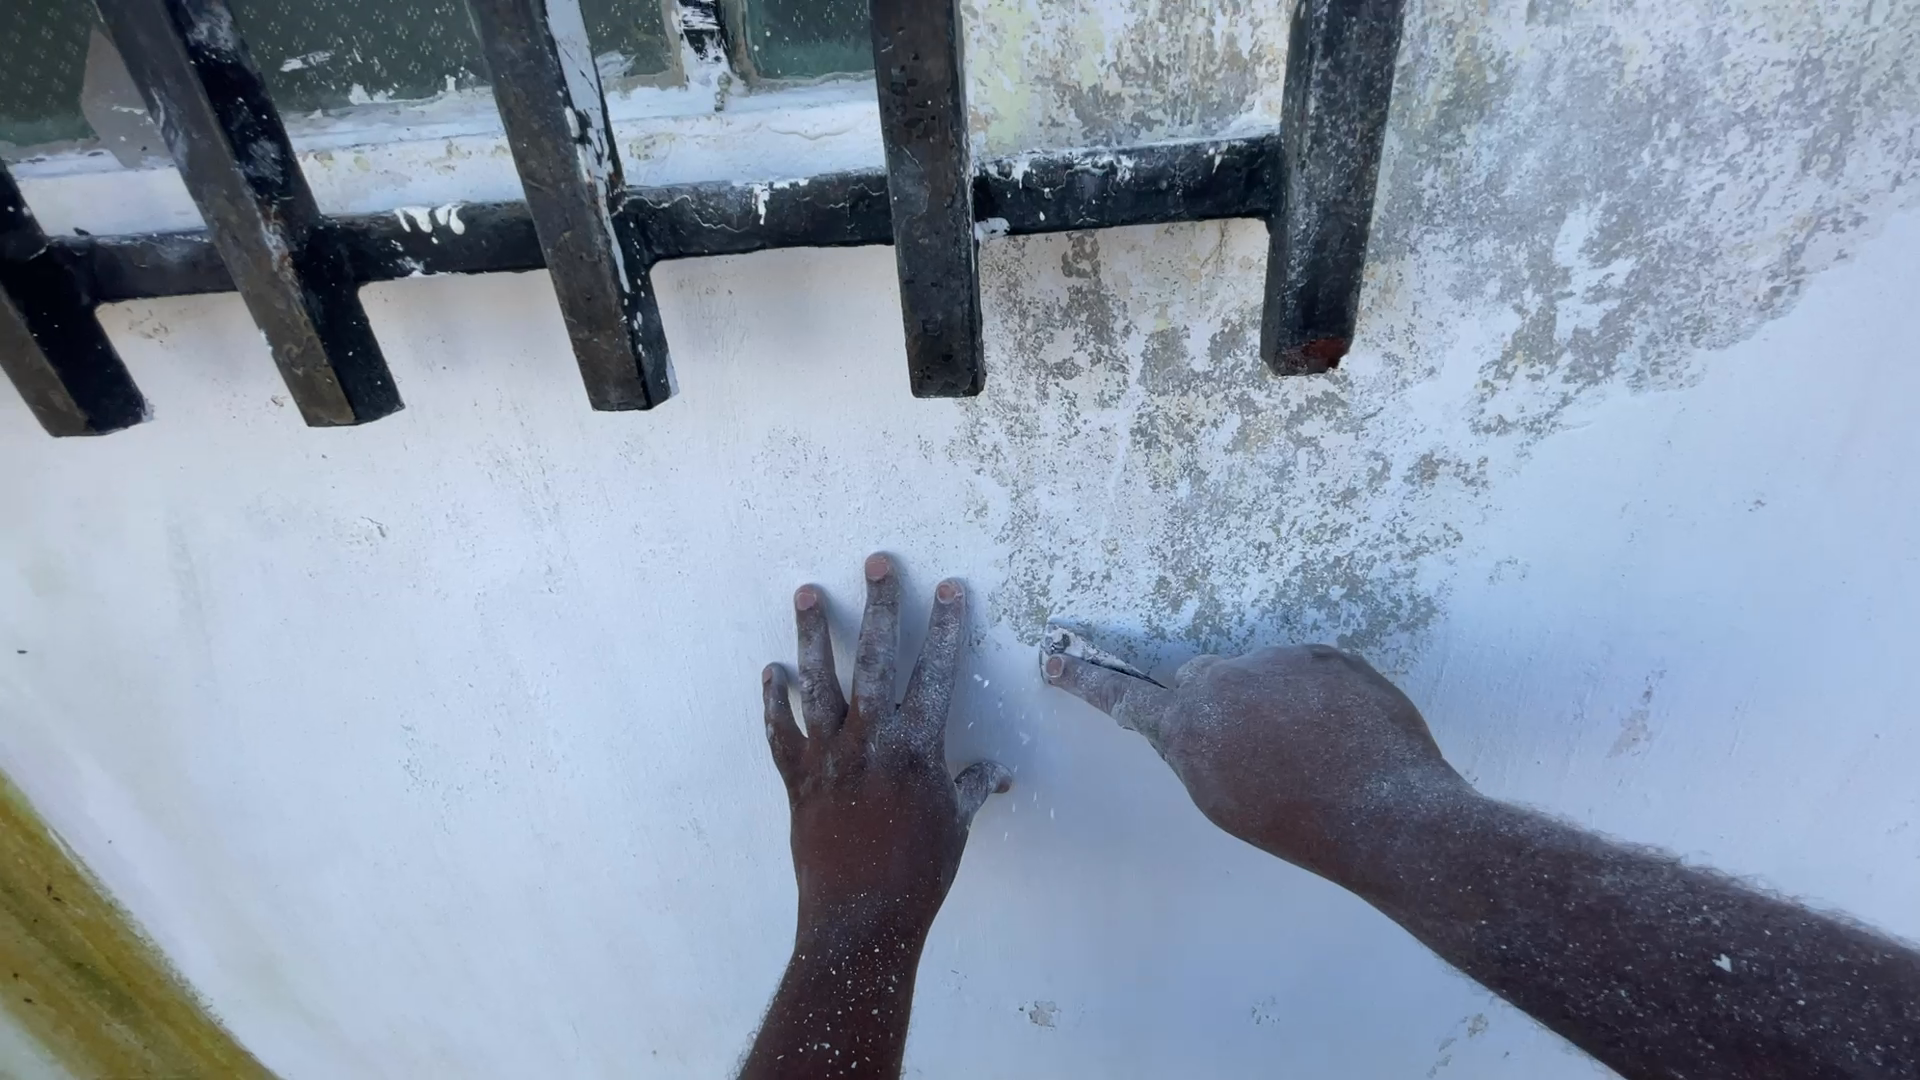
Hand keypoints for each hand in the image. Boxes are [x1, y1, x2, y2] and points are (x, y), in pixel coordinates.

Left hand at [763, 554, 1011, 943]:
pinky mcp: (797, 779)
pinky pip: (780, 733)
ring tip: (806, 594)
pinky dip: (773, 703)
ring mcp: (828, 757)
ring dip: (810, 636)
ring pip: (817, 683)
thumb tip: (997, 772)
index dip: (945, 628)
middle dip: (879, 607)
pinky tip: (769, 672)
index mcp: (915, 747)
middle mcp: (869, 740)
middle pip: (873, 660)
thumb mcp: (955, 826)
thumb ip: (971, 787)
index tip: (950, 590)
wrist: (859, 922)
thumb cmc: (917, 873)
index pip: (935, 673)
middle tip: (877, 563)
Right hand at [1043, 644, 1471, 882]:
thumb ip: (1189, 749)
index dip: (1087, 680)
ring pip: (1255, 673)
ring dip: (1271, 699)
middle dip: (1216, 703)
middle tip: (1257, 744)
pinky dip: (1315, 692)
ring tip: (1315, 744)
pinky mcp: (1321, 654)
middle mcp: (1220, 682)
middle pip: (1199, 679)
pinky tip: (1341, 728)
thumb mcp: (1221, 799)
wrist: (1390, 818)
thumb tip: (1186, 722)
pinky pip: (1303, 667)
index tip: (1054, 658)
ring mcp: (1273, 662)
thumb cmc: (1297, 823)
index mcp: (1187, 727)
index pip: (1125, 697)